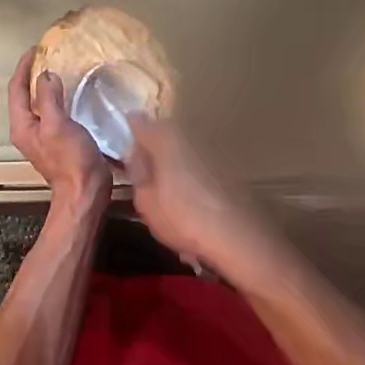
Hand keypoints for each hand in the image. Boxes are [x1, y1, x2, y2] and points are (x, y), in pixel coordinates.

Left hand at [7, 50, 108, 209]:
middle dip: (31, 74)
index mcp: (22, 125)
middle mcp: (27, 130)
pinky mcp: (57, 140)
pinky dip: (57, 98)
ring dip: (44, 85)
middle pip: (23, 95)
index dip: (23, 67)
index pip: (15, 89)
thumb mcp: (57, 125)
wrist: (85, 192)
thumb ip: (48, 98)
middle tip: (47, 55)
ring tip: (57, 68)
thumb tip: (45, 74)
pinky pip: (52, 112)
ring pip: (38, 103)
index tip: (36, 49)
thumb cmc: (70, 160)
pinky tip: (70, 92)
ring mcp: (42, 136)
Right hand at [126, 116, 286, 283]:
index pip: (136, 123)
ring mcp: (214, 149)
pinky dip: (193, 181)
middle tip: (142, 181)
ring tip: (167, 200)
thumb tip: (136, 156)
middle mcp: (190, 134)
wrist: (244, 241)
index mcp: (164, 136)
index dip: (125, 136)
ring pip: (182, 152)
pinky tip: (193, 209)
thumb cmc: (185, 219)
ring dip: (173, 168)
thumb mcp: (145, 202)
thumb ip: (137, 173)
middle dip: (151, 153)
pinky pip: (201, 168)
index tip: (120, 156)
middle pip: (161, 136)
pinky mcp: (231, 168)